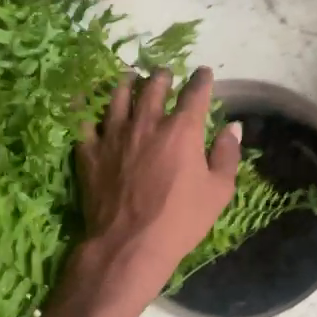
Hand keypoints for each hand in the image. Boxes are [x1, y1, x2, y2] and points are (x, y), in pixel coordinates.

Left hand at [68, 67, 241, 311]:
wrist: (129, 244)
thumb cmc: (182, 219)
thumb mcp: (219, 190)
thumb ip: (227, 154)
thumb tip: (233, 127)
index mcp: (182, 130)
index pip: (195, 94)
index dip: (202, 79)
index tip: (204, 72)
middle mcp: (148, 123)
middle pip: (153, 87)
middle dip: (162, 76)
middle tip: (164, 73)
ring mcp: (115, 135)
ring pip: (118, 96)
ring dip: (126, 83)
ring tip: (129, 77)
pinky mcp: (90, 151)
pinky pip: (83, 121)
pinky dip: (84, 107)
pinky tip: (82, 98)